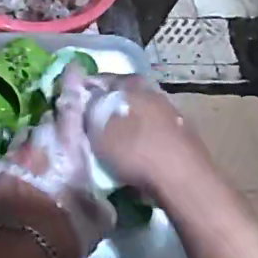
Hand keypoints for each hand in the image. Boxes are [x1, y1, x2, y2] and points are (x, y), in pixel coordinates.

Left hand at [0, 75, 115, 257]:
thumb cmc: (70, 228)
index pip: (72, 101)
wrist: (24, 249)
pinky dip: (8, 165)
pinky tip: (11, 179)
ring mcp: (11, 151)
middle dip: (52, 126)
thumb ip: (102, 192)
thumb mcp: (101, 213)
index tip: (72, 66)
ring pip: (22, 137)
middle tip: (58, 143)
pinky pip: (1, 158)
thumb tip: (103, 191)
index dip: (73, 81)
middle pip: (45, 120)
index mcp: (69, 143)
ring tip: (35, 163)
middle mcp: (39, 138)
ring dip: (31, 145)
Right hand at [60, 70, 208, 196]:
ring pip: (139, 113)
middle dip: (106, 108)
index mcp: (131, 82)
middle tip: (92, 128)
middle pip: (122, 95)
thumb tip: (83, 98)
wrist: (182, 179)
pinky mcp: (184, 134)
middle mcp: (153, 90)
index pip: (99, 79)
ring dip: (127, 125)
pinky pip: (153, 132)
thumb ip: (87, 108)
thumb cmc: (134, 150)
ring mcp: (171, 111)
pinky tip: (137, 156)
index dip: (83, 92)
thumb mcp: (97, 129)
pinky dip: (143, 139)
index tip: (73, 109)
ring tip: (113, 146)